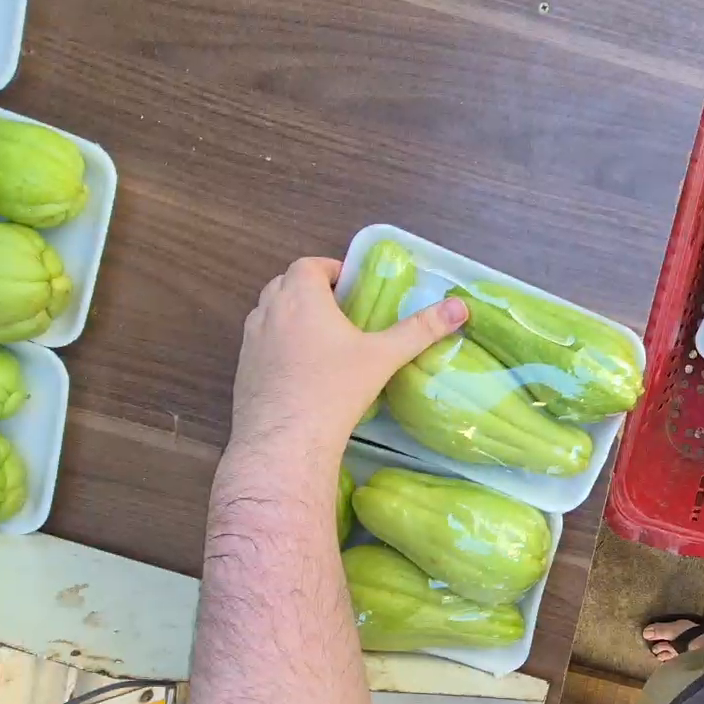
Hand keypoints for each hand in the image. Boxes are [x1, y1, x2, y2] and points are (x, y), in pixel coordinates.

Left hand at [230, 257, 466, 454]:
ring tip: (323, 339)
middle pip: (285, 284)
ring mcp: (251, 340)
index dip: (330, 270)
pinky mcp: (243, 368)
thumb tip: (460, 307)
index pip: (308, 265)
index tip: (351, 286)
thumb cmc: (335, 388)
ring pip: (270, 313)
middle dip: (312, 290)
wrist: (285, 438)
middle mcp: (269, 311)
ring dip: (293, 315)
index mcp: (301, 297)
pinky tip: (303, 370)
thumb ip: (421, 330)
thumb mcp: (384, 356)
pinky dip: (280, 344)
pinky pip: (262, 343)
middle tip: (342, 311)